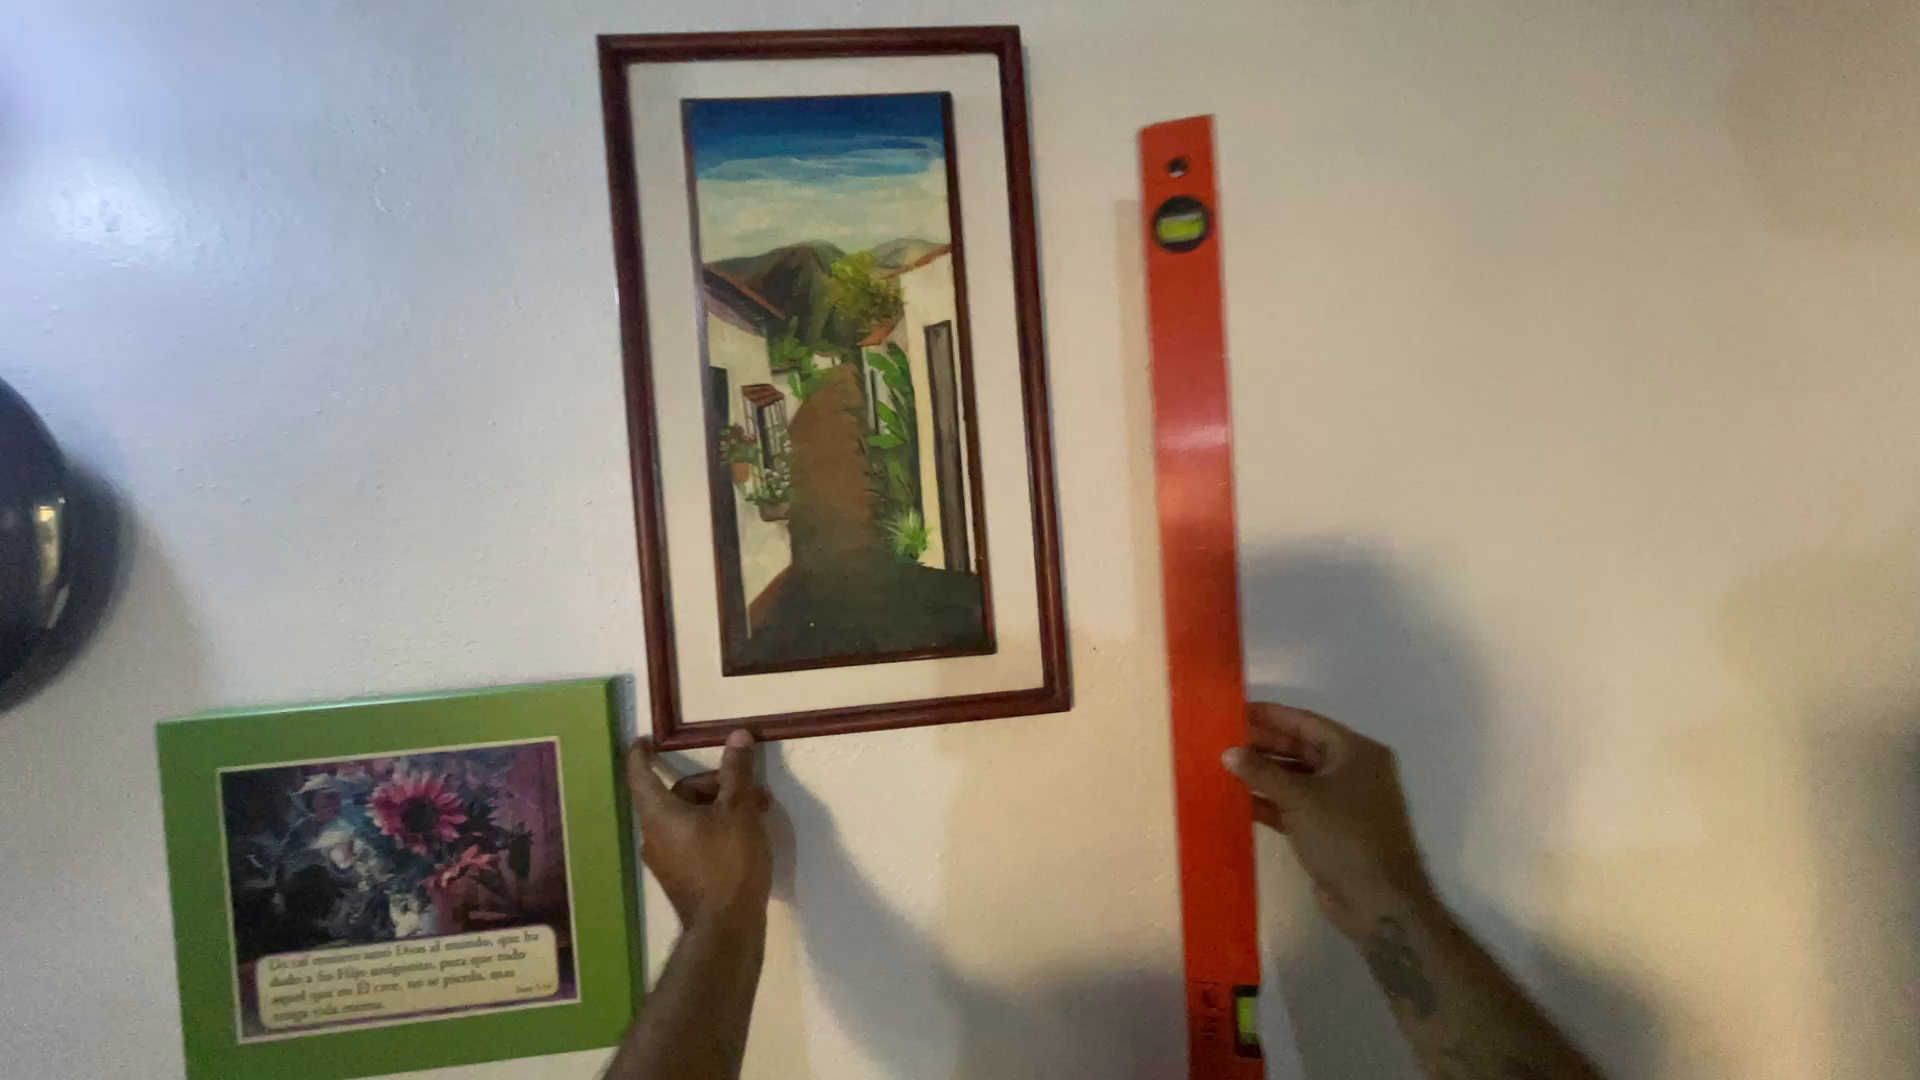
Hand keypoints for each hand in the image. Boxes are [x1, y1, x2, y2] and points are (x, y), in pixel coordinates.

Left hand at [626, 729, 773, 930]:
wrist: (726, 928)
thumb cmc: (728, 861)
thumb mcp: (739, 809)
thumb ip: (737, 771)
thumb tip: (737, 736)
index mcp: (660, 815)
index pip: (640, 776)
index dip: (640, 755)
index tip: (644, 740)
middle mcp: (655, 835)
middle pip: (679, 793)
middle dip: (714, 783)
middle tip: (750, 787)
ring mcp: (667, 858)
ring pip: (690, 816)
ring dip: (721, 804)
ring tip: (757, 809)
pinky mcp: (682, 875)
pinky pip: (694, 836)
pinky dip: (716, 825)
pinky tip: (745, 832)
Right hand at [1222, 703, 1435, 938]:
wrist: (1379, 904)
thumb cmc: (1344, 836)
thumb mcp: (1299, 798)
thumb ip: (1261, 771)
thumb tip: (1228, 752)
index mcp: (1355, 752)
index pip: (1305, 722)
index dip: (1269, 715)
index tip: (1235, 710)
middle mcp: (1352, 771)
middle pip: (1299, 748)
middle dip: (1262, 745)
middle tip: (1223, 739)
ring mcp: (1342, 801)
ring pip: (1295, 777)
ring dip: (1262, 773)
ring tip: (1223, 766)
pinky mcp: (1330, 828)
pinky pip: (1295, 803)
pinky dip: (1270, 800)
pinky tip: (1238, 799)